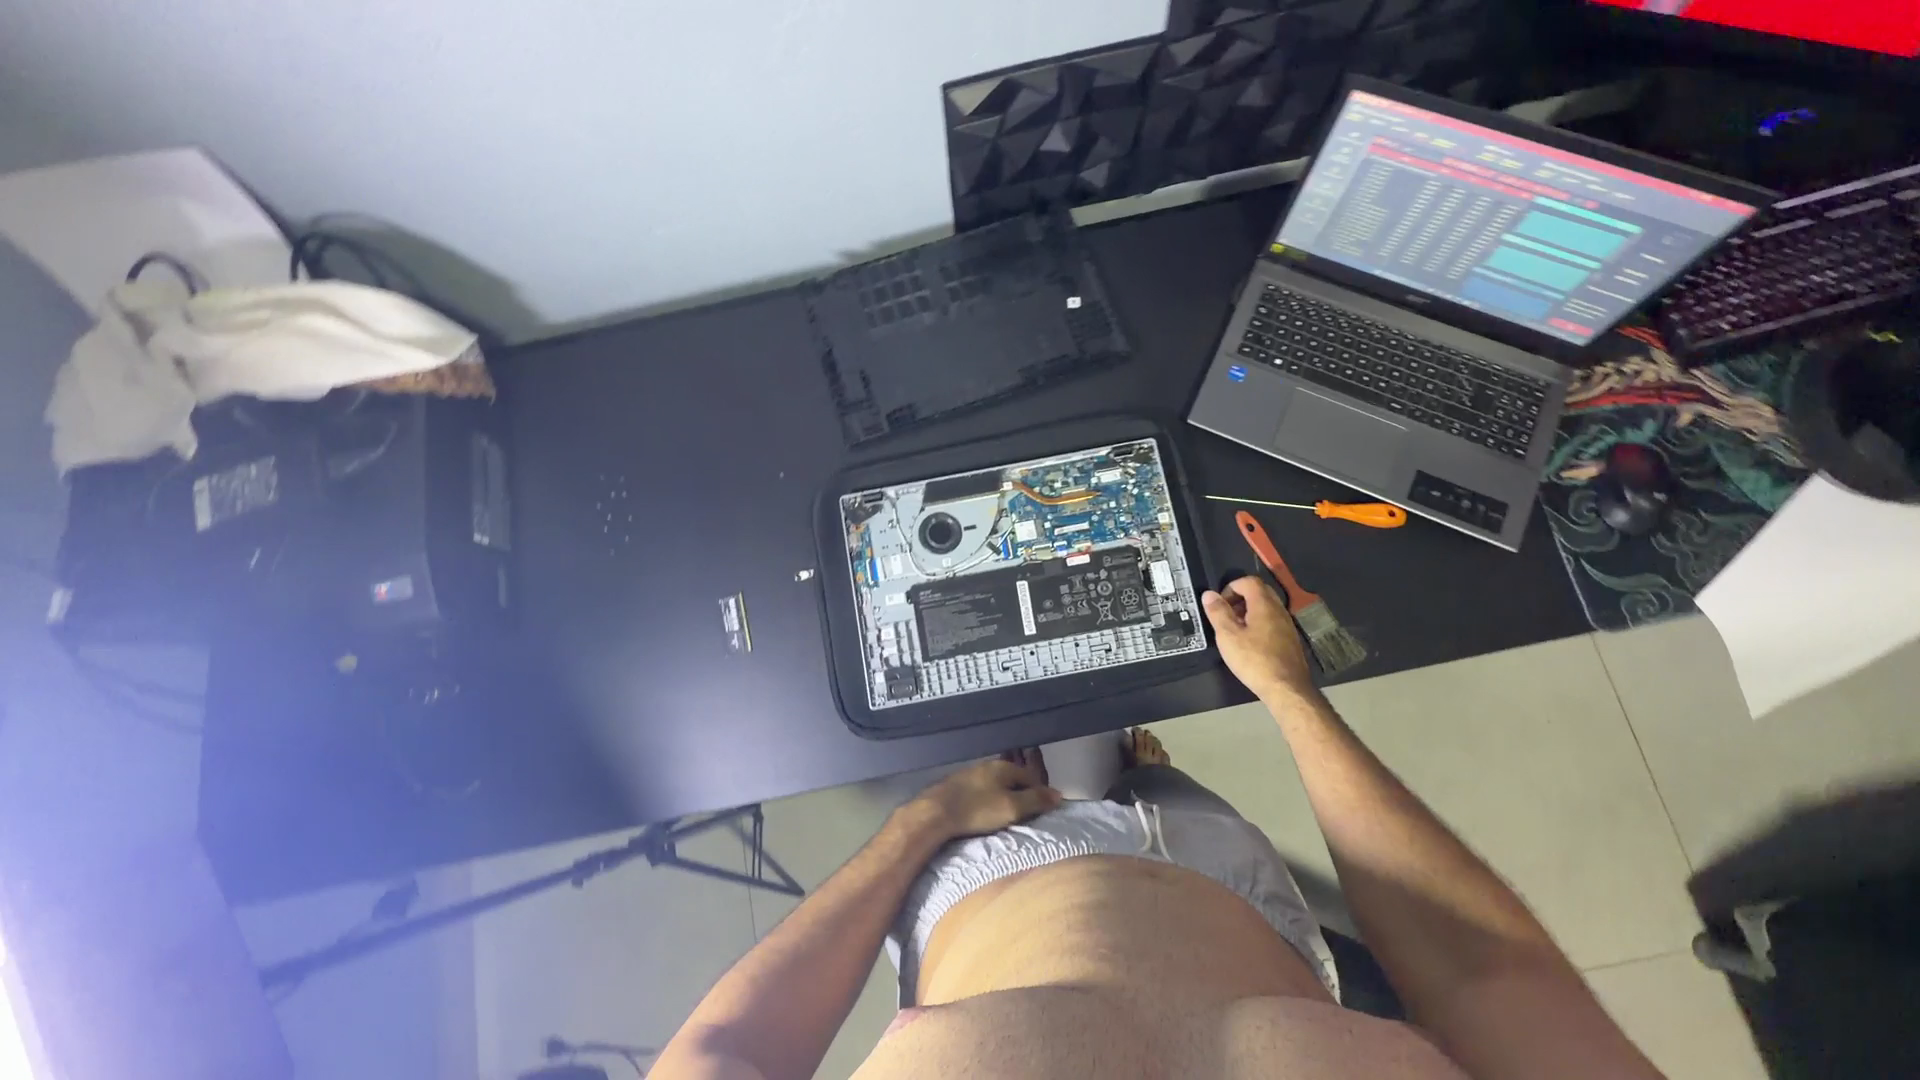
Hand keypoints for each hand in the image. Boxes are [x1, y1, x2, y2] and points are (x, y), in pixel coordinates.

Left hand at [904, 759, 1061, 840]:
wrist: (934, 812)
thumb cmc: (977, 809)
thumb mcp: (1011, 807)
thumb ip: (1036, 800)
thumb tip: (1058, 793)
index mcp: (1004, 767)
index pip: (1031, 778)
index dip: (1040, 794)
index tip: (1042, 813)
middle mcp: (988, 765)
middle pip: (1013, 780)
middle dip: (1021, 796)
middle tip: (1023, 817)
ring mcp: (971, 774)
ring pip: (996, 785)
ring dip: (1003, 799)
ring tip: (1005, 817)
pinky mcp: (957, 786)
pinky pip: (981, 791)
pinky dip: (987, 801)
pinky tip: (983, 813)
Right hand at [1202, 575, 1315, 699]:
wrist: (1287, 688)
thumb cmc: (1254, 660)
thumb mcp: (1228, 636)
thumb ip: (1218, 613)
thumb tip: (1209, 594)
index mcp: (1264, 605)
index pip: (1248, 581)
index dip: (1230, 587)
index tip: (1219, 604)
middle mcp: (1279, 610)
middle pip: (1259, 591)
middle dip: (1239, 598)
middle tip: (1226, 614)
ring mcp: (1287, 625)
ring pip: (1267, 607)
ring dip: (1249, 611)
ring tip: (1235, 630)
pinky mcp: (1290, 639)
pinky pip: (1272, 621)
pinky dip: (1259, 623)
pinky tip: (1250, 643)